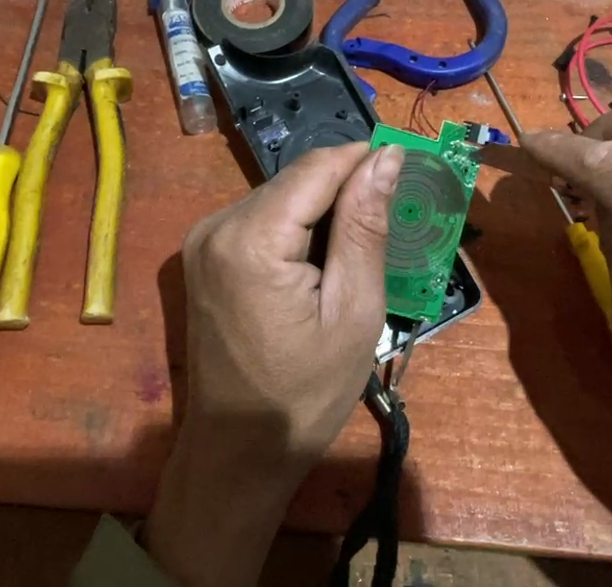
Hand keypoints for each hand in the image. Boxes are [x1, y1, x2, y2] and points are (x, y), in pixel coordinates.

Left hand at [145, 142, 402, 586]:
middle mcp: (217, 224)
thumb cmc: (304, 395)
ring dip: (321, 210)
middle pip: (296, 179)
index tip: (408, 169)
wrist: (236, 453)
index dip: (364, 160)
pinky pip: (260, 217)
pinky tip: (318, 264)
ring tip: (356, 252)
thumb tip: (387, 157)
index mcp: (251, 239)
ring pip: (279, 195)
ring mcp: (203, 238)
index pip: (316, 168)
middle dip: (344, 189)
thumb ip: (365, 227)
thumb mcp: (354, 313)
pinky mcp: (203, 254)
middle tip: (389, 222)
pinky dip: (295, 228)